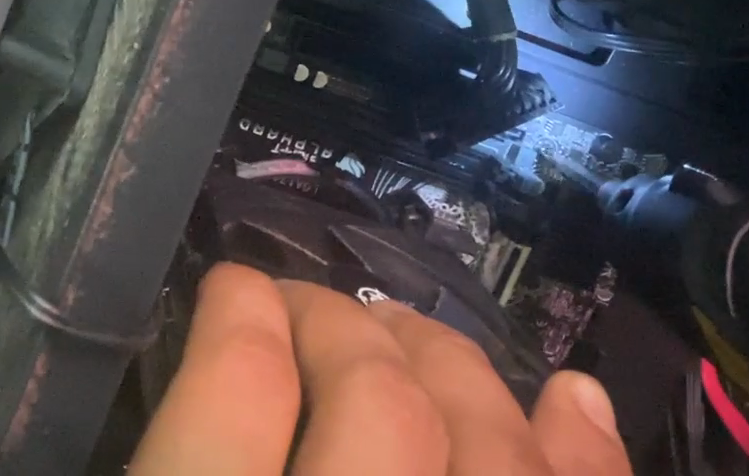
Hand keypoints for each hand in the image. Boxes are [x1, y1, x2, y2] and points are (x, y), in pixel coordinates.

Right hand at [129, 264, 630, 474]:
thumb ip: (166, 440)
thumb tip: (191, 351)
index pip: (237, 391)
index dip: (234, 312)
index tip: (226, 289)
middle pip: (378, 406)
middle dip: (336, 329)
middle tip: (299, 319)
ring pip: (494, 454)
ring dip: (451, 371)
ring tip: (405, 343)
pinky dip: (581, 458)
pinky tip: (570, 400)